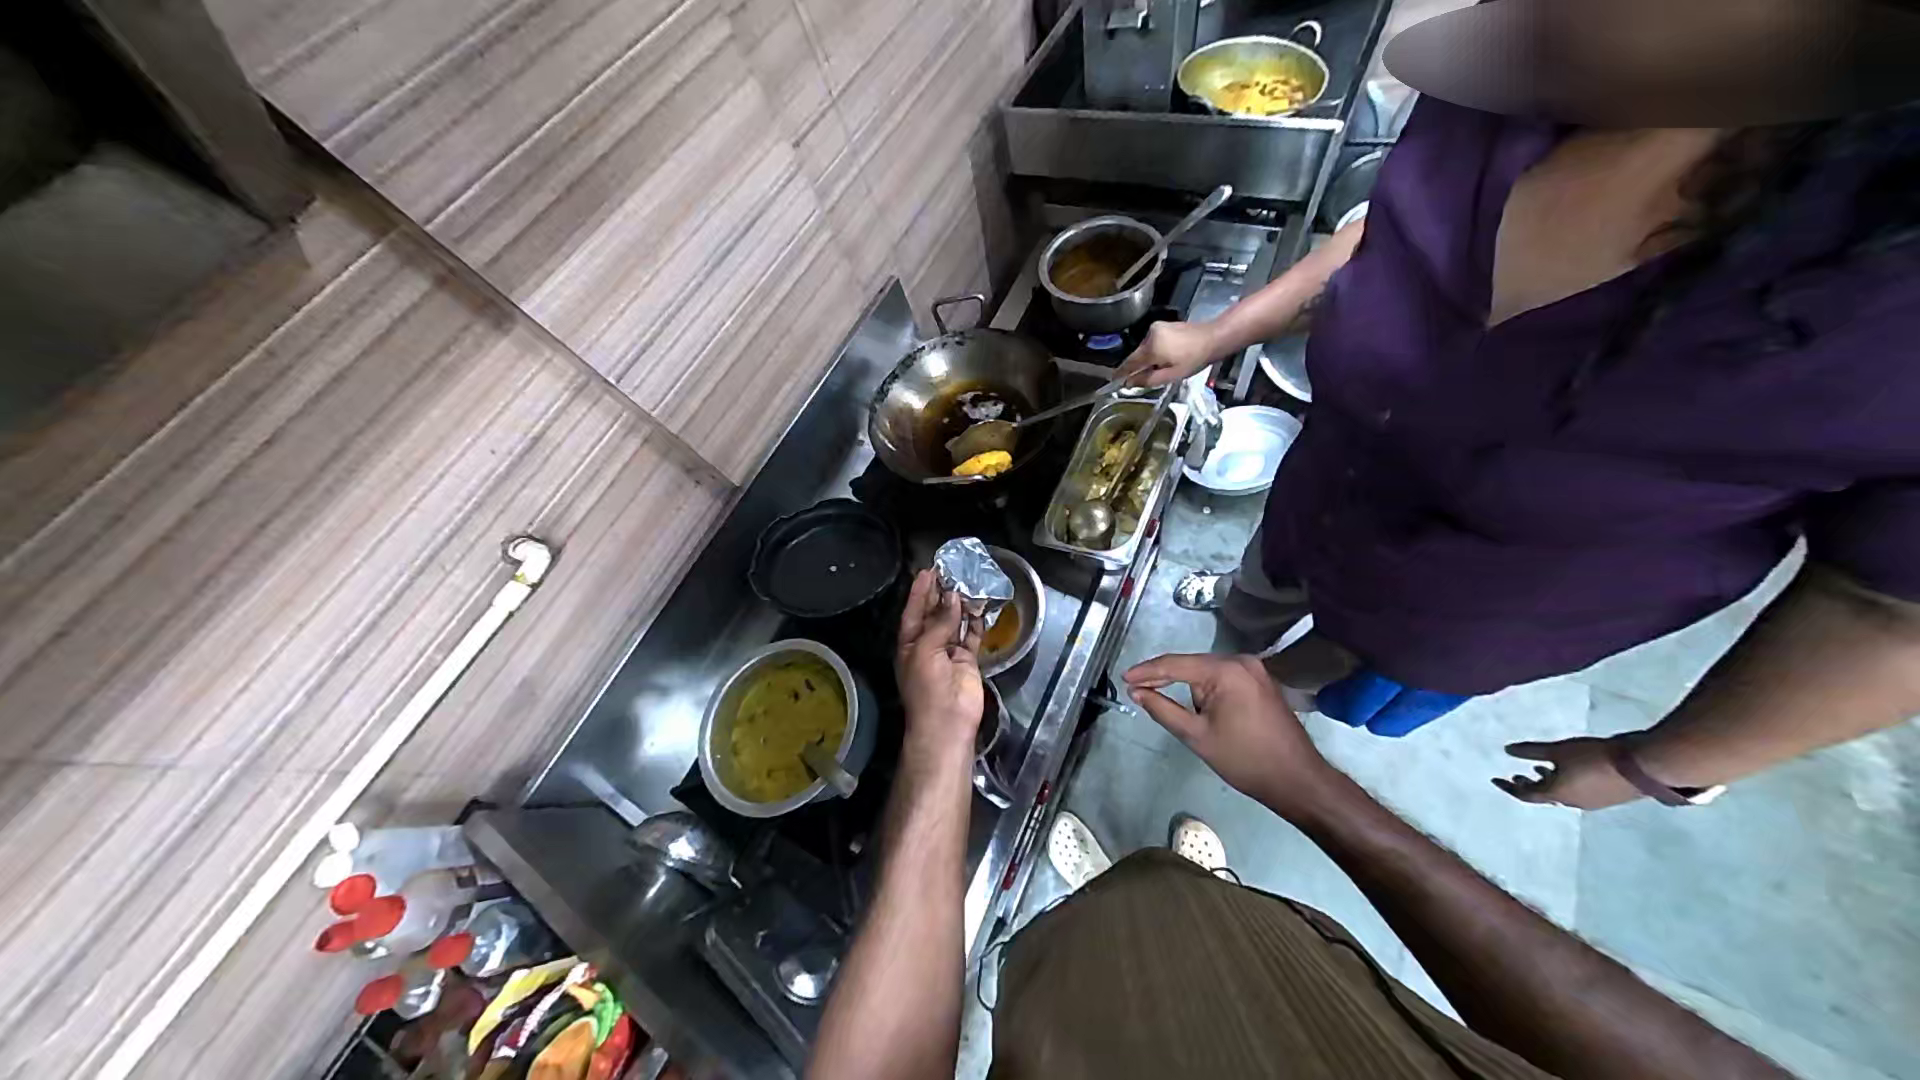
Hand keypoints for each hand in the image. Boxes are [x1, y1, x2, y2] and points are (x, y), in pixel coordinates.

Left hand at [895, 569, 983, 760]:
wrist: (947, 722)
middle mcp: (928, 644)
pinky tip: (980, 605)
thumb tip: (953, 597)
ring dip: (960, 605)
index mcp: (910, 643)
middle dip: (942, 594)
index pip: (914, 611)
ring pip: (955, 622)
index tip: (929, 570)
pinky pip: (972, 636)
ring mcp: (948, 652)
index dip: (920, 591)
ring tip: (968, 582)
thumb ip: (939, 622)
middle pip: (935, 613)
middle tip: (952, 571)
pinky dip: (976, 622)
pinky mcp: (968, 659)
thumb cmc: (927, 687)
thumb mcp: (925, 650)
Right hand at [1117, 321, 1217, 387]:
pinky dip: (1154, 351)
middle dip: (1138, 367)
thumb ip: (1148, 380)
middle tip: (1142, 379)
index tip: (1113, 381)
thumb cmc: (1195, 359)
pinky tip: (1165, 357)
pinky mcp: (1163, 325)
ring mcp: (1156, 328)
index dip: (1121, 373)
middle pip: (1137, 355)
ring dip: (1147, 359)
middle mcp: (1150, 335)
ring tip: (1159, 368)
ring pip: (1145, 349)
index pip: (1129, 363)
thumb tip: (1130, 382)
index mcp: (1151, 348)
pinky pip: (1152, 342)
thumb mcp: (1172, 376)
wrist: (1214, 337)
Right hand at [1124, 653, 1338, 815]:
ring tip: (1164, 700)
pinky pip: (1223, 678)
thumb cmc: (1245, 760)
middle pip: (1191, 664)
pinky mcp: (1261, 681)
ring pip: (1206, 672)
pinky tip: (1195, 704)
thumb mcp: (1196, 736)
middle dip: (1165, 678)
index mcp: (1226, 671)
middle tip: (1137, 690)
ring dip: (1187, 685)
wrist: (1298, 780)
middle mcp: (1242, 661)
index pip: (1176, 665)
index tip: (1124, 679)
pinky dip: (1205, 688)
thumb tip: (1137, 692)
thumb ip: (1163, 709)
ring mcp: (1254, 670)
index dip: (1147, 672)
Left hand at [1493, 737, 1642, 809]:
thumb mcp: (1557, 750)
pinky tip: (1567, 770)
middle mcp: (1575, 803)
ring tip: (1539, 770)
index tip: (1495, 780)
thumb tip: (1506, 750)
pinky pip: (1579, 792)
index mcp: (1558, 794)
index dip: (1509, 787)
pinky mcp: (1611, 797)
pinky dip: (1565, 782)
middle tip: (1516, 776)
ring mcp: (1595, 802)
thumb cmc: (1594, 757)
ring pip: (1563, 794)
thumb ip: (1530, 751)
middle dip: (1528, 786)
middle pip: (1544, 796)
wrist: (1645, 766)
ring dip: (1548, 783)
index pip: (1526, 795)